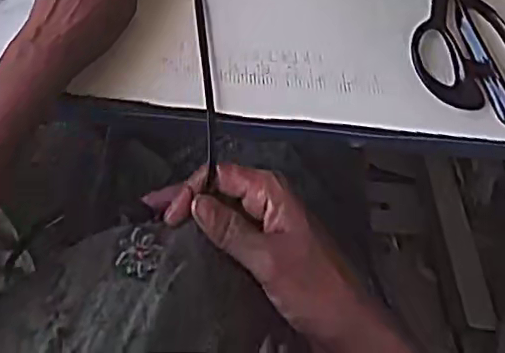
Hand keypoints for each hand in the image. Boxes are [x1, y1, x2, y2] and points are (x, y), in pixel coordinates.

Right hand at [146, 164, 412, 352]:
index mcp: (272, 192)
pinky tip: (194, 241)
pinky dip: (208, 232)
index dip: (192, 188)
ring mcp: (266, 225)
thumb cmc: (323, 292)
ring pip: (222, 209)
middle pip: (218, 188)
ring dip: (195, 214)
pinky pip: (230, 231)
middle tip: (157, 208)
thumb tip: (199, 204)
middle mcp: (268, 202)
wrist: (347, 329)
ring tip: (168, 221)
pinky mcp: (265, 247)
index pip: (220, 174)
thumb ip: (231, 229)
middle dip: (186, 196)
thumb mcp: (269, 259)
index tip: (173, 210)